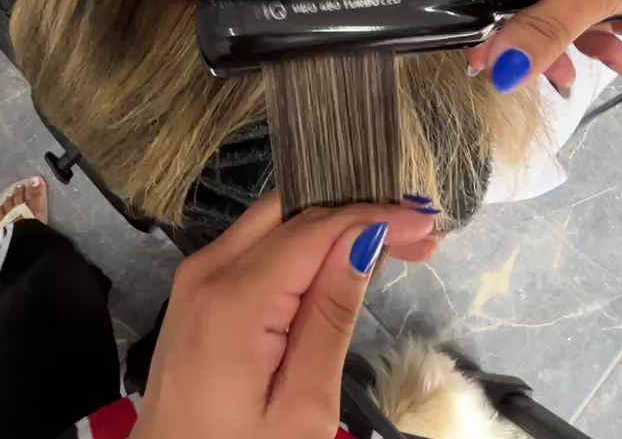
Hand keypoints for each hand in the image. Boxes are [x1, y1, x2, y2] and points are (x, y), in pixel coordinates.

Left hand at [132, 195, 435, 438]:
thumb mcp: (300, 408)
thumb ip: (331, 317)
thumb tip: (365, 240)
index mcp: (232, 299)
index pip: (313, 230)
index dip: (371, 217)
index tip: (424, 221)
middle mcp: (208, 268)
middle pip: (291, 212)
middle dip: (356, 212)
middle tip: (418, 232)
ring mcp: (198, 273)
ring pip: (274, 220)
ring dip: (332, 224)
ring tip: (393, 242)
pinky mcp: (198, 286)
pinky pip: (257, 243)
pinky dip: (303, 243)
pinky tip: (342, 257)